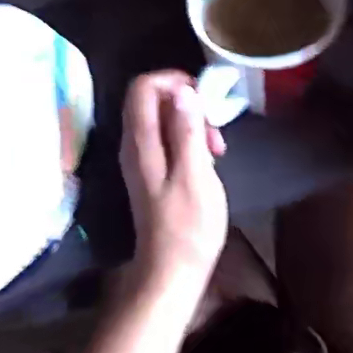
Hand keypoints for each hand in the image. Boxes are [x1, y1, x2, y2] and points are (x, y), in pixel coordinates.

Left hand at [119, 72, 228, 300]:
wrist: (172, 272)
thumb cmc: (188, 226)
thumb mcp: (196, 175)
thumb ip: (187, 131)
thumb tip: (183, 90)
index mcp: (141, 143)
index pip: (143, 87)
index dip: (173, 80)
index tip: (204, 97)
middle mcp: (134, 145)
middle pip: (153, 99)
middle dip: (188, 102)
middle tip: (214, 128)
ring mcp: (141, 159)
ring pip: (163, 118)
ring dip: (192, 122)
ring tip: (217, 147)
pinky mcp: (153, 172)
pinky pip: (167, 138)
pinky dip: (189, 139)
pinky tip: (209, 159)